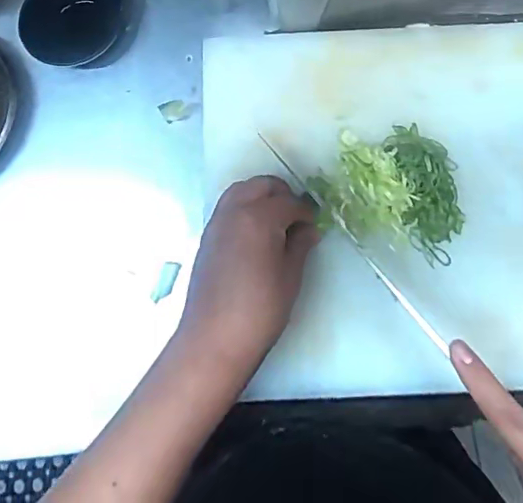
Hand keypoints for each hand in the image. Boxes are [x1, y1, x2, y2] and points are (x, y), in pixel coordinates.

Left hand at [175, 176, 318, 375]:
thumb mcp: (290, 278)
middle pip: (262, 185)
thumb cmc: (260, 310)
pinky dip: (244, 205)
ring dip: (260, 195)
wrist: (213, 336)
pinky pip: (228, 205)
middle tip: (296, 217)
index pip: (289, 202)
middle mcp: (235, 209)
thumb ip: (300, 245)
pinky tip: (255, 231)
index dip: (306, 211)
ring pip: (241, 190)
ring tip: (276, 221)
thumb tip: (309, 228)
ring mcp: (217, 220)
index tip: (315, 224)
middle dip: (282, 194)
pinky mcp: (207, 233)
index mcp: (259, 217)